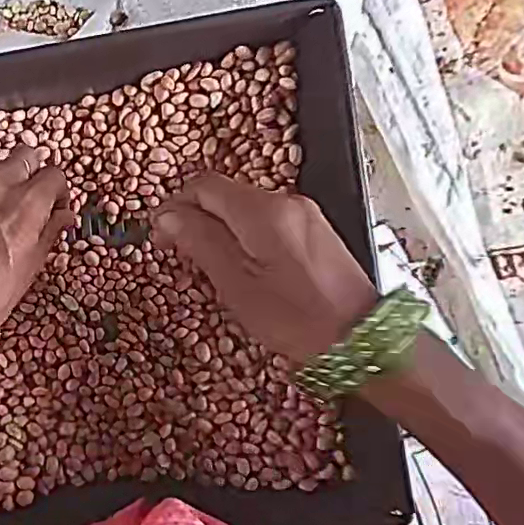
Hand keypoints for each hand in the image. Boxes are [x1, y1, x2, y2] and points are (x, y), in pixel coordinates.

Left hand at [0, 146, 75, 325]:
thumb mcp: (33, 263)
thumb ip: (50, 231)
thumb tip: (64, 216)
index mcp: (28, 202)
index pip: (54, 174)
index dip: (59, 191)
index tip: (56, 208)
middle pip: (25, 156)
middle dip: (34, 173)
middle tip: (34, 200)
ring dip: (8, 179)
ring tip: (7, 211)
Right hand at [152, 174, 377, 361]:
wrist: (362, 338)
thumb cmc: (296, 319)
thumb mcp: (237, 285)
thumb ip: (201, 242)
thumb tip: (167, 215)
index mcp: (263, 211)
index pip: (203, 186)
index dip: (175, 207)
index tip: (161, 238)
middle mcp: (285, 200)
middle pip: (224, 194)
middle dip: (195, 219)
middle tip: (181, 257)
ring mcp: (303, 213)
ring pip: (243, 208)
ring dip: (218, 228)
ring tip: (210, 268)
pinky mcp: (313, 229)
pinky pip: (265, 220)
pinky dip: (243, 235)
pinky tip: (242, 267)